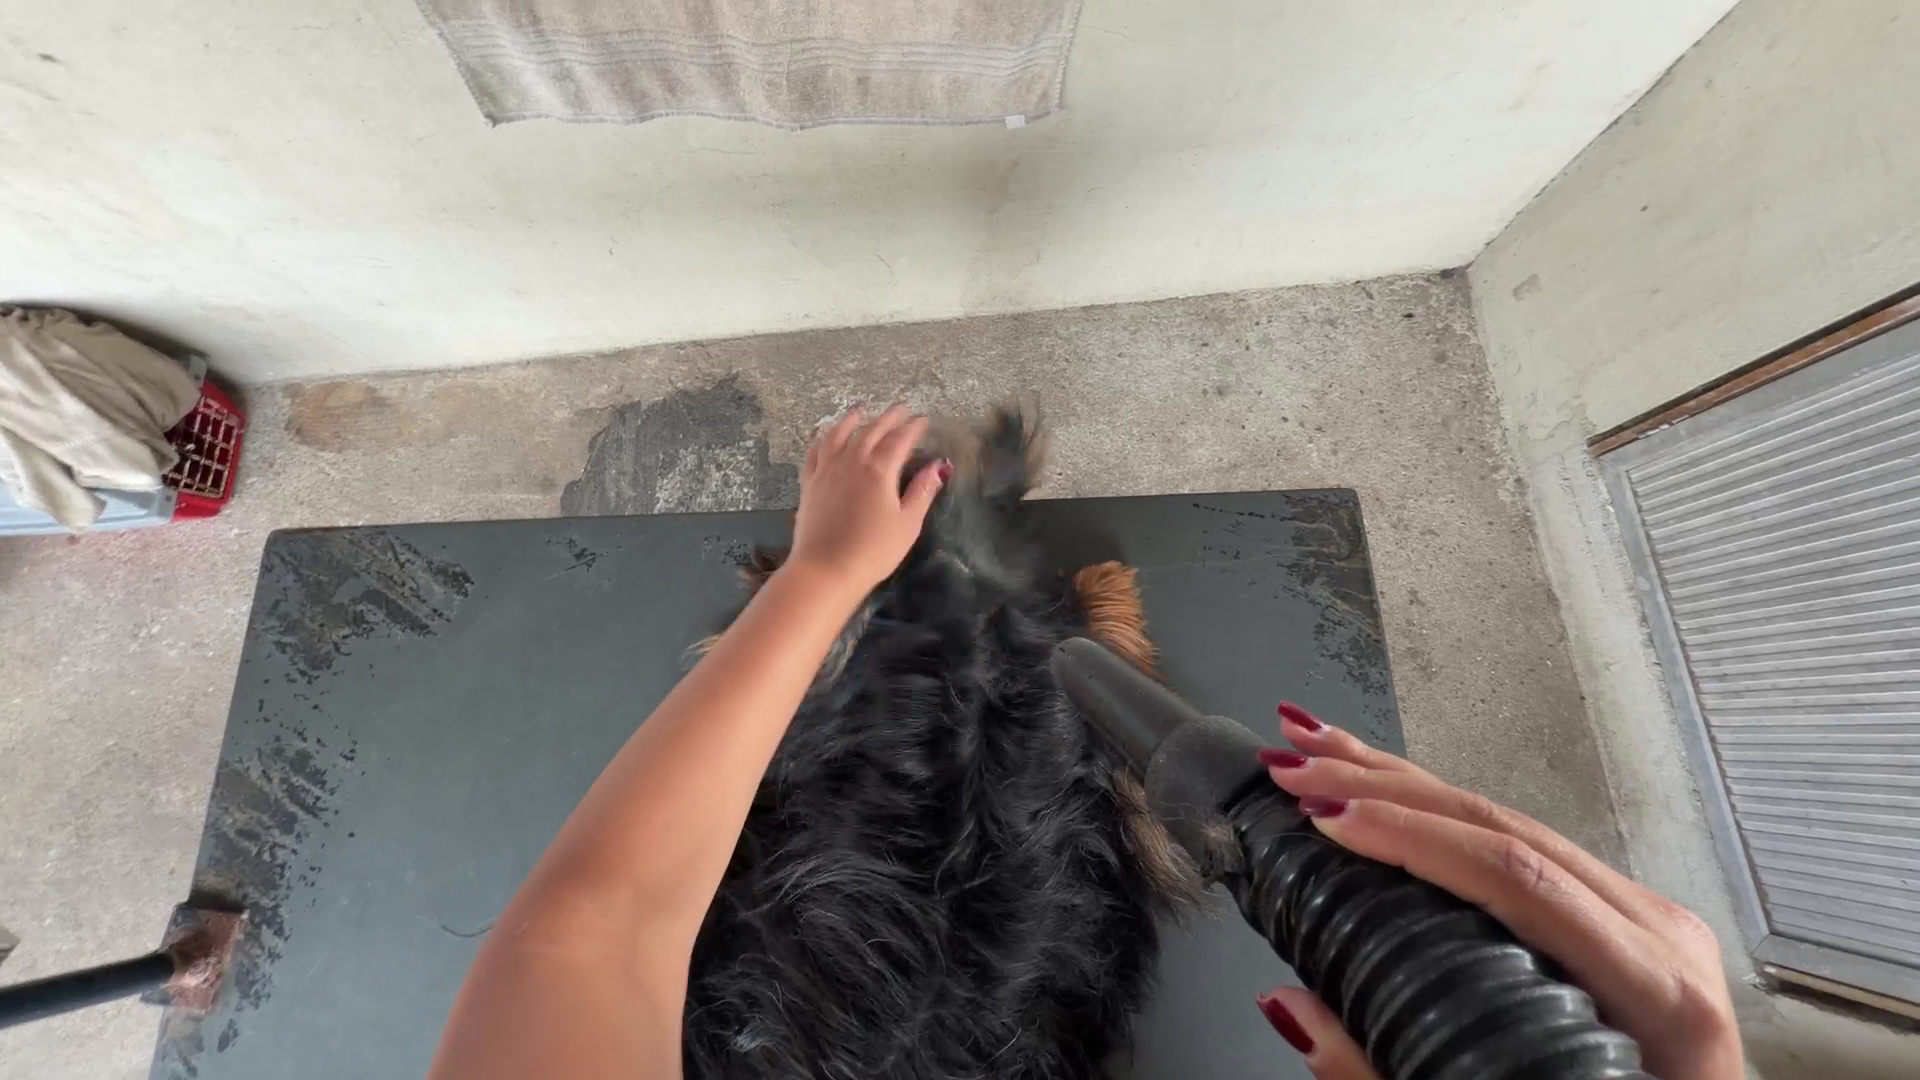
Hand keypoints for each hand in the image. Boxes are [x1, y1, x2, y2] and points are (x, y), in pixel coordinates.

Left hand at [786, 404, 947, 593]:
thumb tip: (939, 466)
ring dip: (852, 420)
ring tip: (861, 410)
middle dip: (888, 418)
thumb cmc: (873, 550)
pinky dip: (822, 438)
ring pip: (839, 435)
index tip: (922, 420)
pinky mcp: (809, 483)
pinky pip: (814, 451)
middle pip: (871, 431)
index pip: (900, 440)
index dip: (913, 428)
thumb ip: (922, 491)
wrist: (826, 569)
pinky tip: (825, 435)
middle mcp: (852, 462)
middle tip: (900, 409)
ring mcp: (827, 470)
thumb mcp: (907, 523)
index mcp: (879, 470)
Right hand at [1252, 704, 1743, 1079]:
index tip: (1327, 820)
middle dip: (1375, 786)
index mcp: (1653, 992)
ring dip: (1385, 773)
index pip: (1514, 878)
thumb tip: (1288, 1007)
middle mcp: (1647, 929)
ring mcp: (1626, 904)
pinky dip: (1418, 792)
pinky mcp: (1598, 894)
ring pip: (1489, 808)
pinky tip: (1364, 765)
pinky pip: (1496, 823)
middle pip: (1493, 823)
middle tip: (1292, 771)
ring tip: (1305, 746)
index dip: (1411, 836)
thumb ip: (1384, 1072)